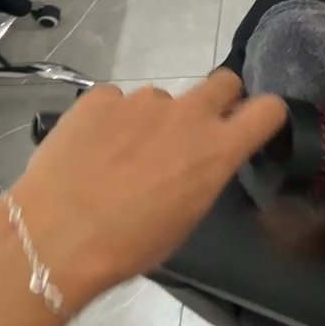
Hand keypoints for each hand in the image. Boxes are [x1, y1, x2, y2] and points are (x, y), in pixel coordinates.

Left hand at [0, 70, 286, 298]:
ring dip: (153, 120)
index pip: (269, 109)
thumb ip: (204, 175)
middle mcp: (188, 113)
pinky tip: (91, 150)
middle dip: (218, 99)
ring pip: (161, 99)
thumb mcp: (186, 218)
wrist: (56, 237)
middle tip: (192, 131)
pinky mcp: (100, 97)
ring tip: (120, 157)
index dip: (264, 114)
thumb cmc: (131, 244)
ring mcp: (142, 100)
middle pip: (224, 81)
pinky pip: (116, 102)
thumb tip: (198, 160)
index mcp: (218, 148)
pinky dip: (110, 121)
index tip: (250, 126)